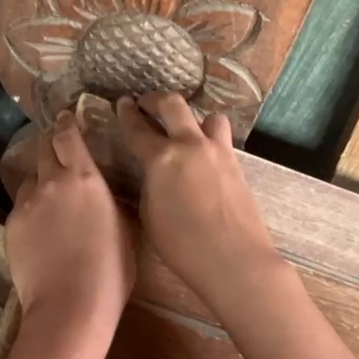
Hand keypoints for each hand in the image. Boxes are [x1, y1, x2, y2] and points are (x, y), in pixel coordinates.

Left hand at [6, 112, 136, 323]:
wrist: (70, 305)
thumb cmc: (111, 271)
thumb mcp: (124, 228)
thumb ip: (108, 201)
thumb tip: (102, 194)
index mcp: (85, 178)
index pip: (67, 135)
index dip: (65, 123)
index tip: (66, 118)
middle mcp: (51, 182)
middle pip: (43, 148)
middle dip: (49, 144)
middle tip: (57, 149)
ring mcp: (26, 204)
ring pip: (30, 181)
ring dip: (40, 182)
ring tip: (50, 201)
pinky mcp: (10, 226)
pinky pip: (21, 209)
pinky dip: (30, 212)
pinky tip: (41, 231)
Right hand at [116, 92, 281, 308]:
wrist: (233, 258)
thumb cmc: (182, 245)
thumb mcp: (150, 214)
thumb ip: (150, 185)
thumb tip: (155, 175)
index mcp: (161, 159)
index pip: (138, 128)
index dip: (126, 114)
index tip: (121, 103)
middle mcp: (190, 146)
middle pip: (173, 105)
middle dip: (156, 100)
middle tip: (145, 103)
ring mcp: (218, 153)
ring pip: (208, 117)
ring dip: (193, 118)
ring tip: (185, 129)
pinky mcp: (237, 166)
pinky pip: (222, 140)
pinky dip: (210, 139)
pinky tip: (204, 157)